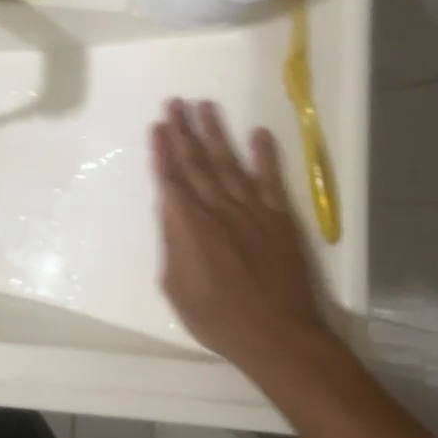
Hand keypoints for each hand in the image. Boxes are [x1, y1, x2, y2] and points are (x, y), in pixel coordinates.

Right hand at [150, 99, 329, 370]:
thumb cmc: (216, 318)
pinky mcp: (280, 219)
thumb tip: (172, 213)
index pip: (170, 179)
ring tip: (205, 106)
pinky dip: (264, 156)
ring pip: (229, 162)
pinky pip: (270, 180)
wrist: (276, 334)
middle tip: (175, 103)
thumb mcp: (175, 285)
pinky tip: (257, 134)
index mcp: (187, 225)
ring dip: (216, 133)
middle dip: (183, 132)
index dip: (162, 151)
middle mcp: (217, 208)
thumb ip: (172, 244)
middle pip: (196, 163)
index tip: (157, 126)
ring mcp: (251, 210)